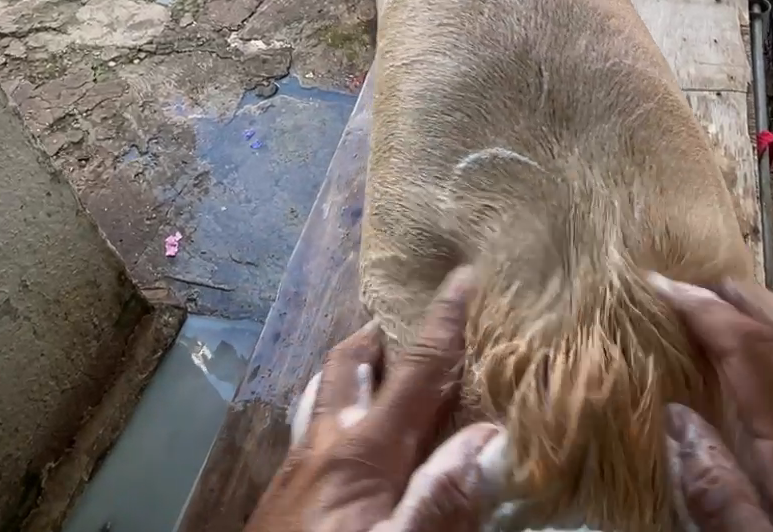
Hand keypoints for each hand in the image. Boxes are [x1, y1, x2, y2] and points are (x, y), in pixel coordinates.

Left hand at [247, 267, 509, 531]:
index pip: (415, 371)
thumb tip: (491, 436)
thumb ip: (443, 499)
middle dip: (380, 333)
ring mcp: (297, 469)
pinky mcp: (281, 498)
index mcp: (361, 450)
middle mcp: (325, 444)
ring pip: (322, 392)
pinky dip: (334, 407)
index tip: (465, 274)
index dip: (444, 321)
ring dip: (350, 368)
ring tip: (376, 364)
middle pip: (350, 364)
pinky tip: (345, 440)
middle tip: (410, 318)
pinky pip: (310, 428)